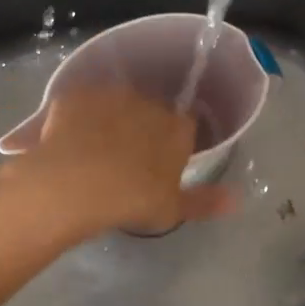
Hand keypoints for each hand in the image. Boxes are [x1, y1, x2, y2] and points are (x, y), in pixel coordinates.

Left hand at [3, 87, 235, 238]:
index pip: (187, 126)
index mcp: (178, 129)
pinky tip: (67, 139)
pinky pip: (81, 103)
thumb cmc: (132, 200)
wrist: (74, 185)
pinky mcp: (76, 95)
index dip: (177, 141)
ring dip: (111, 118)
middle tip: (129, 157)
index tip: (166, 159)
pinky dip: (77, 117)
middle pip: (152, 111)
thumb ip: (204, 201)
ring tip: (95, 148)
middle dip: (144, 127)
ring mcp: (111, 95)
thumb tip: (237, 200)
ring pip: (116, 103)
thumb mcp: (172, 210)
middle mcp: (149, 103)